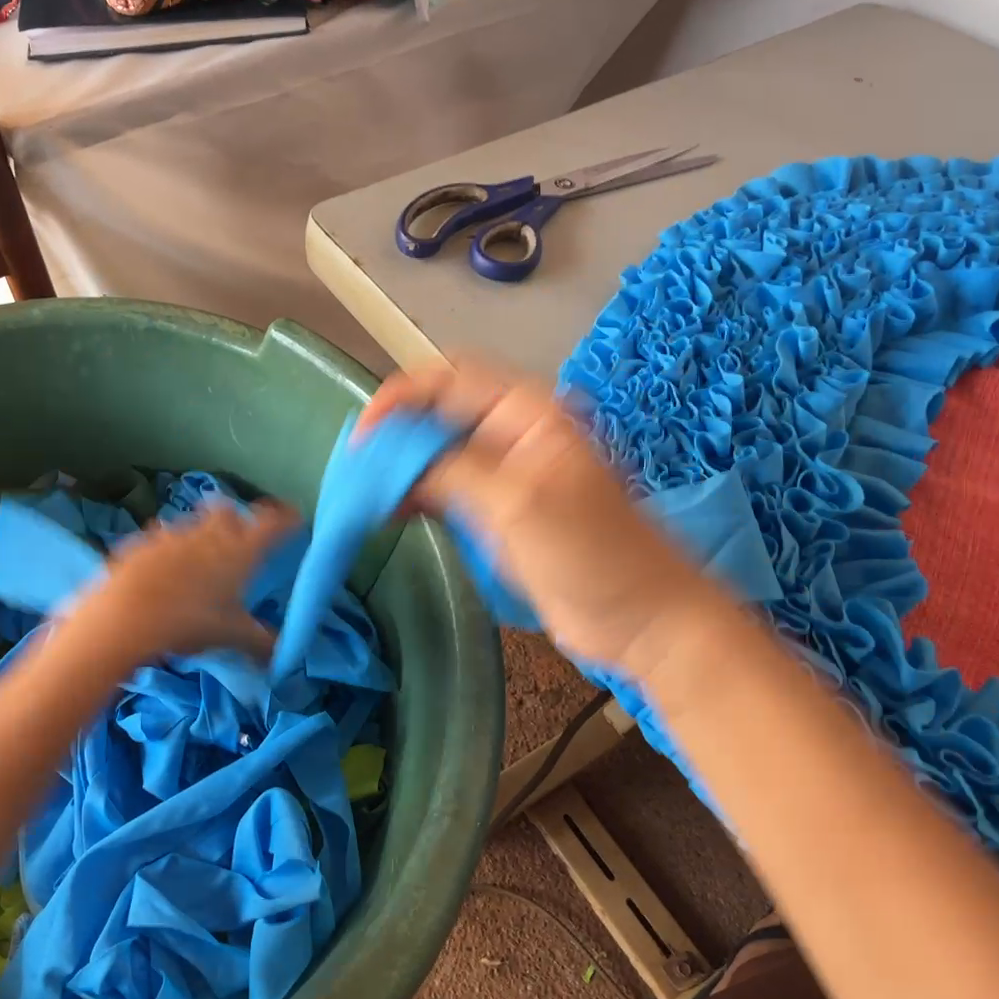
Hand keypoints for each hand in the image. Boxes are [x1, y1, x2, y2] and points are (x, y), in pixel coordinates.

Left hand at [66, 500, 298, 661]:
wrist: (126, 614)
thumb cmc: (190, 621)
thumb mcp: (231, 637)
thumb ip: (259, 643)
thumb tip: (280, 657)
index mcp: (239, 550)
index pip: (271, 524)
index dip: (285, 519)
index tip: (294, 519)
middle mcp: (208, 534)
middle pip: (227, 512)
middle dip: (235, 520)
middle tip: (238, 541)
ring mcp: (172, 535)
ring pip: (192, 525)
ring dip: (198, 538)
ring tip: (198, 565)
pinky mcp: (141, 544)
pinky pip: (160, 541)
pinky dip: (167, 553)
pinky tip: (163, 576)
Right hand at [359, 362, 718, 675]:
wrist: (640, 618)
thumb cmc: (590, 552)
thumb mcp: (516, 502)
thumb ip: (450, 471)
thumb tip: (391, 464)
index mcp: (526, 411)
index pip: (449, 380)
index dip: (400, 398)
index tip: (362, 436)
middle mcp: (511, 432)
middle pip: (437, 414)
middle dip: (395, 435)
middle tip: (358, 470)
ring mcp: (503, 473)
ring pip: (436, 453)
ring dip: (400, 468)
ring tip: (366, 495)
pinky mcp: (496, 511)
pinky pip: (444, 489)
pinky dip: (414, 496)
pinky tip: (389, 514)